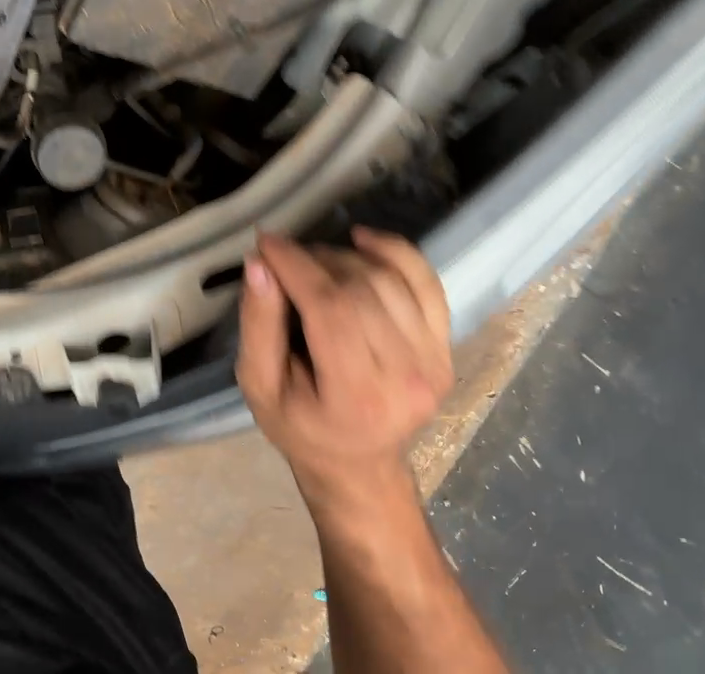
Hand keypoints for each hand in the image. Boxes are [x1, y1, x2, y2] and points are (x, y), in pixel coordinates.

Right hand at [237, 227, 452, 511]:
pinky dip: (396, 253)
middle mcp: (408, 377)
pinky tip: (363, 240)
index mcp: (357, 394)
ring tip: (311, 262)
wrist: (357, 464)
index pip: (330, 309)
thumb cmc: (298, 427)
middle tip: (281, 257)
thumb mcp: (258, 385)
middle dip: (314, 259)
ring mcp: (435, 361)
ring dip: (344, 257)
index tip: (265, 242)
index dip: (296, 265)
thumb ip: (258, 325)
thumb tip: (259, 265)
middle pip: (360, 289)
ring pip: (390, 280)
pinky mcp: (446, 348)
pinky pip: (426, 283)